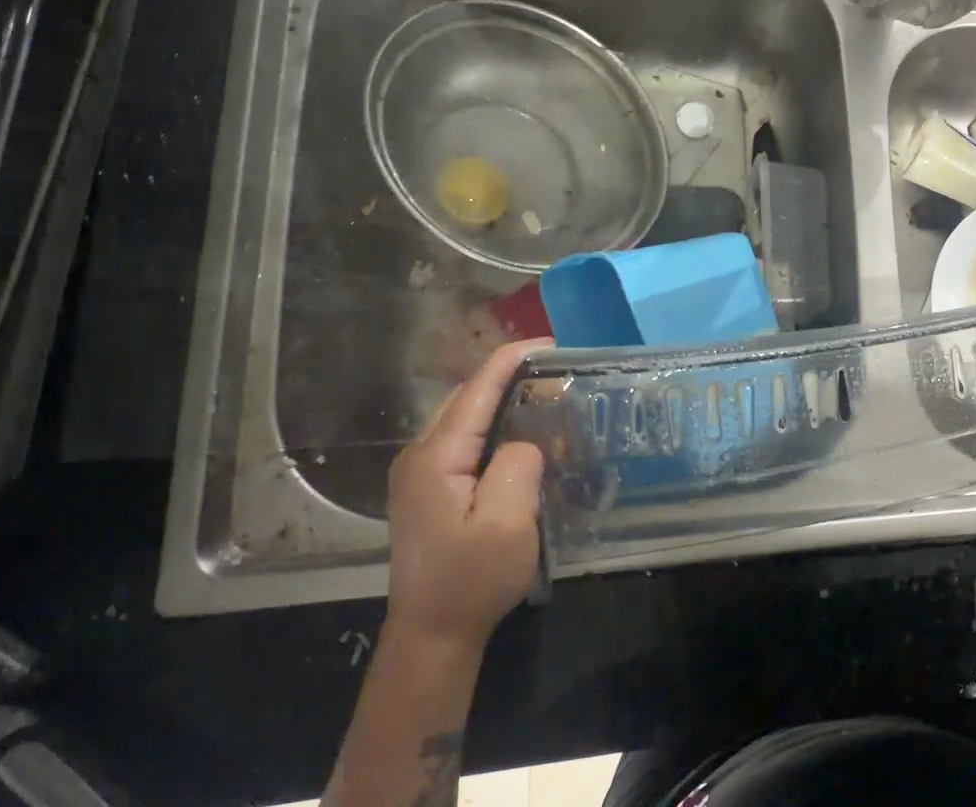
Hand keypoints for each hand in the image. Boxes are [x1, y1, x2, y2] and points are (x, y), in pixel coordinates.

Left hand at [386, 339, 548, 649]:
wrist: (432, 633)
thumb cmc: (472, 579)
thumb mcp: (508, 524)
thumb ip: (518, 467)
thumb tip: (526, 442)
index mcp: (436, 458)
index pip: (476, 391)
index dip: (510, 360)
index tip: (549, 342)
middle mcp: (419, 457)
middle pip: (464, 398)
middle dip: (507, 376)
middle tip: (556, 372)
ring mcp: (419, 474)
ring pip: (461, 418)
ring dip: (501, 402)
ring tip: (545, 398)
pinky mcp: (427, 491)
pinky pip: (461, 441)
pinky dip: (492, 427)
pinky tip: (521, 437)